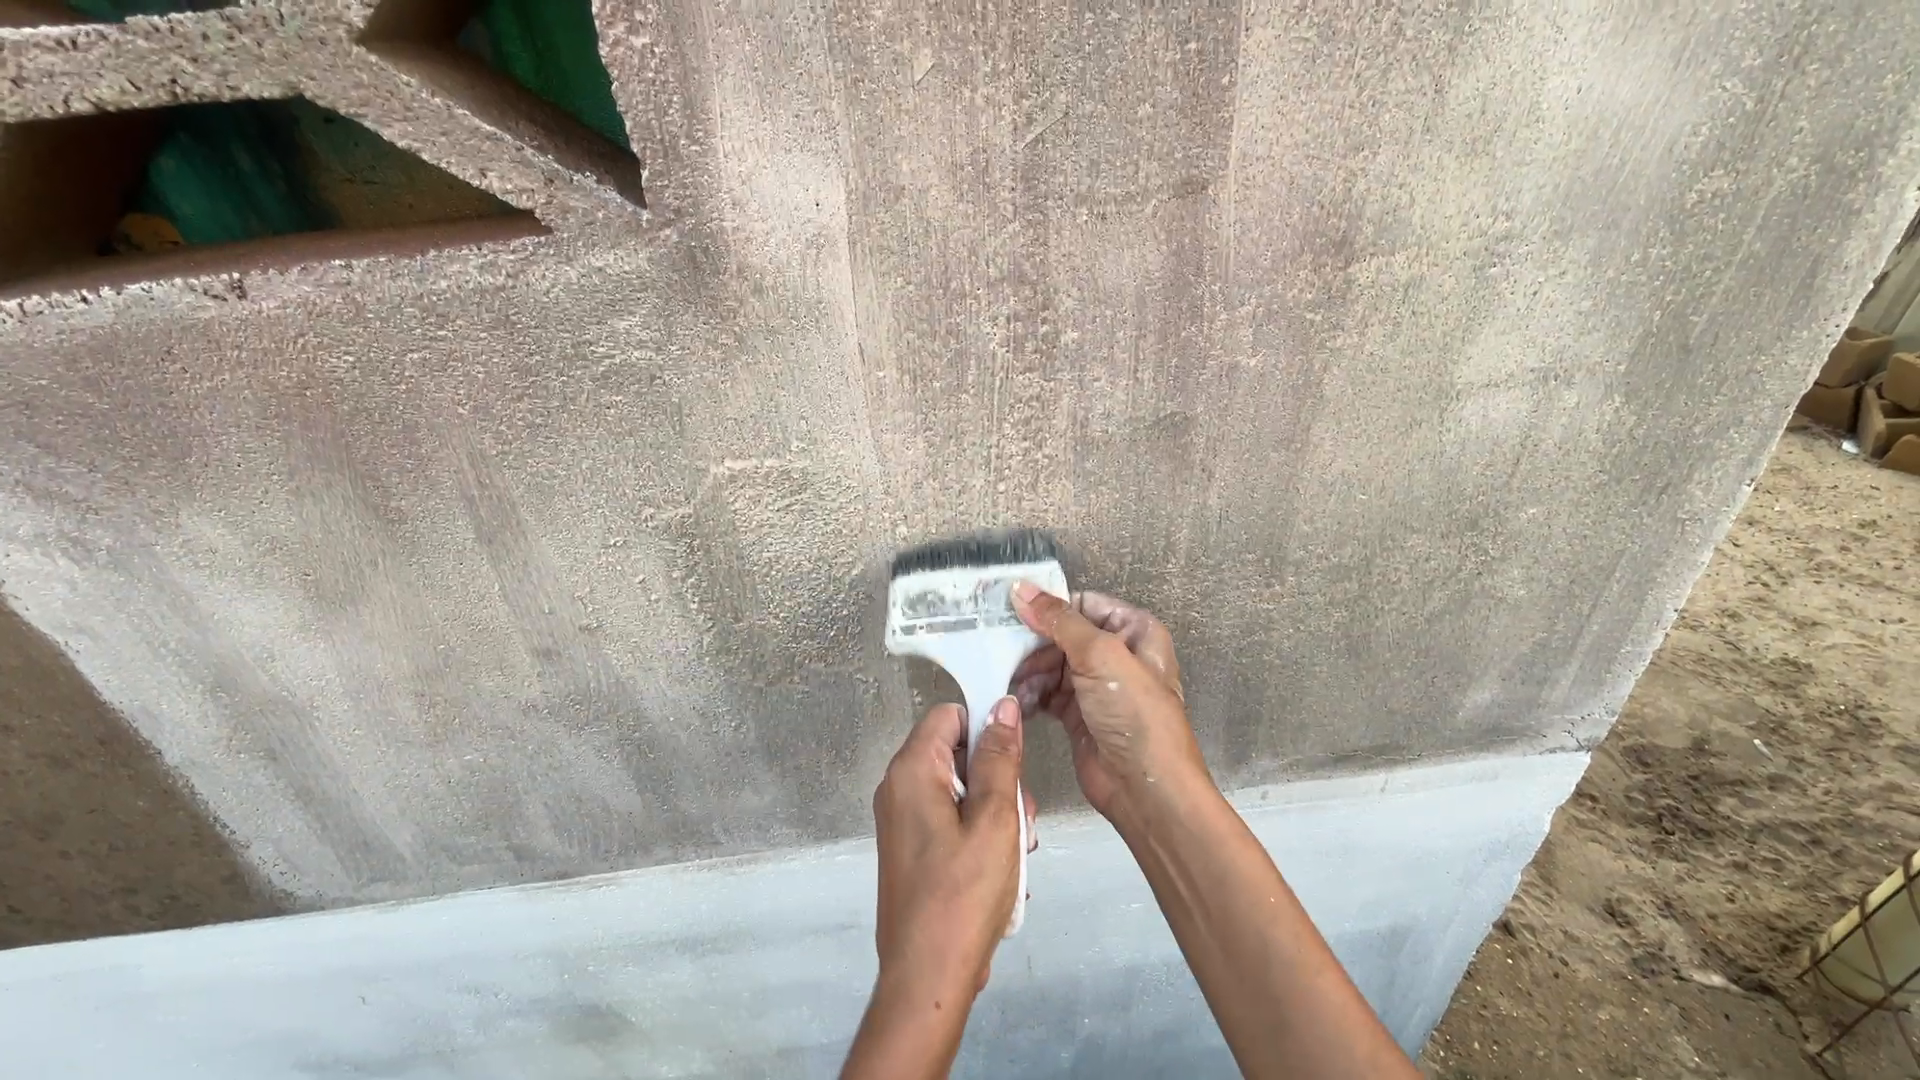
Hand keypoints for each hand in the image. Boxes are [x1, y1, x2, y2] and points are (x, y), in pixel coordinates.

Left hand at [871, 698, 1029, 998]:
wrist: (928, 976)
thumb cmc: (963, 893)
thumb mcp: (994, 818)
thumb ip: (999, 758)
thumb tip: (1003, 707)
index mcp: (910, 771)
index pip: (949, 715)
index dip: (986, 725)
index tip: (1018, 757)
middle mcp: (899, 789)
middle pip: (957, 754)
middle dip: (998, 779)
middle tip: (1023, 816)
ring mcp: (904, 823)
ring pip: (961, 791)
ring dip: (997, 813)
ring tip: (1019, 851)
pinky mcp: (914, 851)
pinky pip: (953, 822)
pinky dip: (981, 836)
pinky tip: (1005, 869)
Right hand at [1009, 584, 1211, 827]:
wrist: (1146, 788)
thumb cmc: (1138, 718)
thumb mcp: (1099, 655)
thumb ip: (1060, 620)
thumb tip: (1024, 591)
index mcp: (1135, 631)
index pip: (1083, 604)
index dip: (1050, 607)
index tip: (1013, 609)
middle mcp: (1117, 655)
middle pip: (1062, 636)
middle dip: (1034, 645)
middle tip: (1005, 651)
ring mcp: (1097, 686)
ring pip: (1051, 665)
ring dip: (1029, 673)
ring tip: (1013, 684)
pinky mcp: (1079, 714)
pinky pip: (1047, 694)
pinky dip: (1031, 695)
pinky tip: (1018, 701)